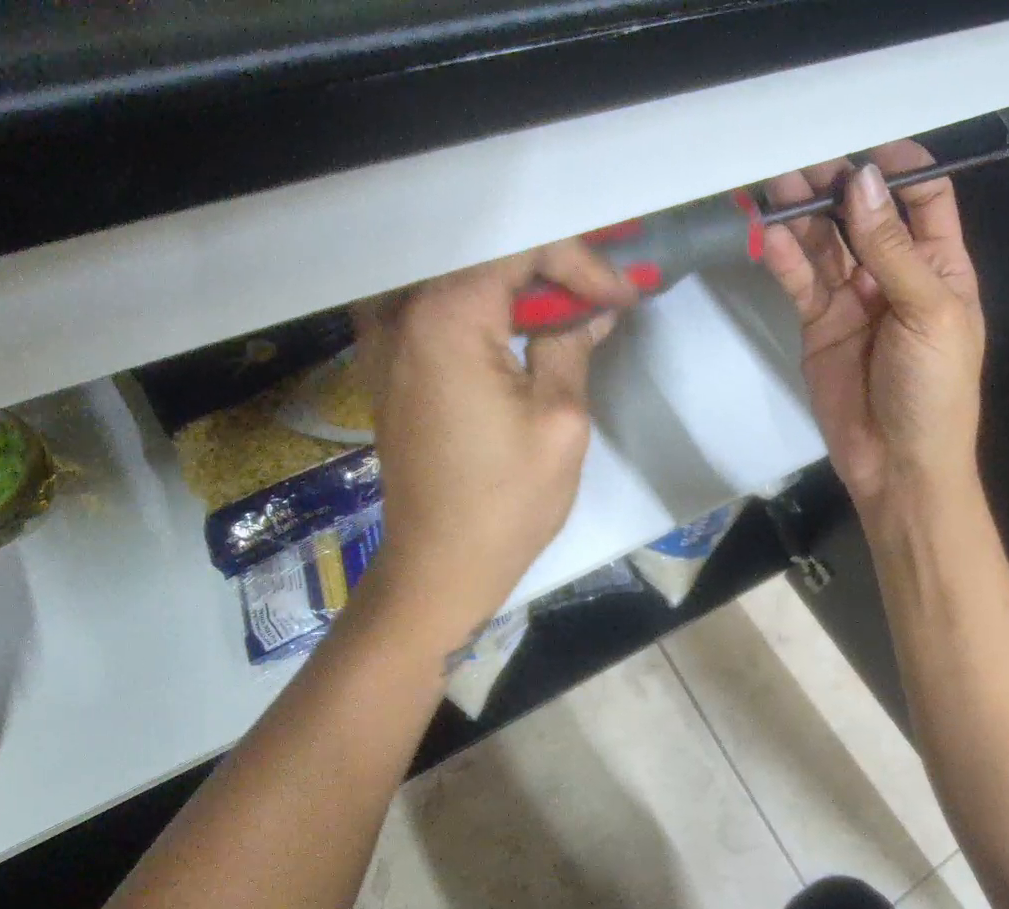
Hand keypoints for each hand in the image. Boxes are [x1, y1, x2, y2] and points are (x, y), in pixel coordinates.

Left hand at [351, 242, 636, 642]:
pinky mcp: (388, 363)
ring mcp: (386, 337)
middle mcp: (404, 311)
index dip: (579, 261)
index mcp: (447, 317)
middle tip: (601, 289)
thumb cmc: (507, 499)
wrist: (440, 561)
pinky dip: (481, 304)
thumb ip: (572, 346)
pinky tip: (516, 325)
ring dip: (516, 282)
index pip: (518, 246)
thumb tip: (592, 309)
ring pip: (458, 275)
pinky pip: (435, 306)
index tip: (622, 295)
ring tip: (568, 301)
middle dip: (550, 263)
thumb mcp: (561, 420)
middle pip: (483, 251)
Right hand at [762, 140, 986, 519]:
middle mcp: (897, 274)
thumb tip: (863, 179)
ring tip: (778, 182)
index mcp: (941, 267)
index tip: (865, 146)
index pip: (924, 198)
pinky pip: (801, 280)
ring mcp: (854, 299)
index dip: (897, 168)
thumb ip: (892, 248)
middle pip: (865, 214)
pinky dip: (785, 256)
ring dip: (805, 213)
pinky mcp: (819, 324)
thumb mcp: (928, 313)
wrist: (899, 466)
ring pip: (827, 242)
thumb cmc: (935, 391)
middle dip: (839, 185)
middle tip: (805, 159)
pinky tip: (770, 232)